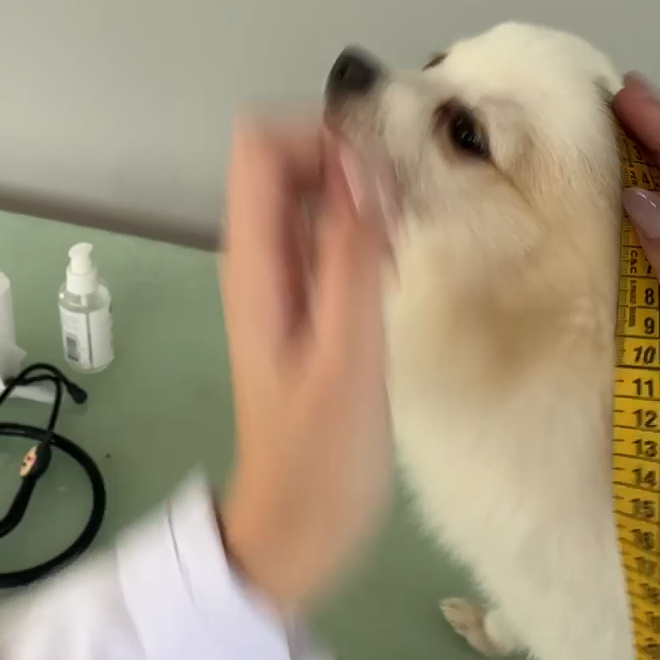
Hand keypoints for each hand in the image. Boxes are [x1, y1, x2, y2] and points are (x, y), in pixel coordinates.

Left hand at [216, 118, 392, 614]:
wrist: (295, 523)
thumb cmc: (321, 456)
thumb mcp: (346, 356)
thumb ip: (348, 255)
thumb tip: (357, 162)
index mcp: (253, 263)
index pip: (259, 148)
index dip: (319, 135)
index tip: (382, 165)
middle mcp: (256, 257)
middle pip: (284, 161)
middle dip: (345, 159)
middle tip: (406, 200)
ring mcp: (276, 276)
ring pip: (309, 194)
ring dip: (358, 195)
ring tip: (405, 234)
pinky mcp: (301, 297)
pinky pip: (324, 233)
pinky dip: (360, 229)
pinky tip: (391, 265)